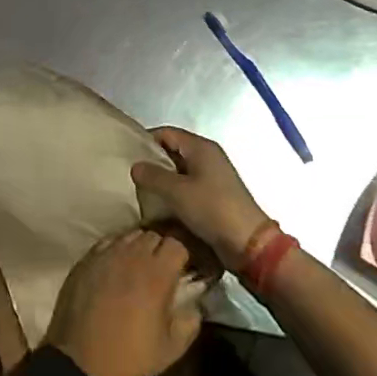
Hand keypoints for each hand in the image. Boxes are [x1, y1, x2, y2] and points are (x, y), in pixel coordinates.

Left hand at [45, 230, 201, 375]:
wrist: (80, 363)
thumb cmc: (130, 357)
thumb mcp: (172, 349)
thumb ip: (191, 321)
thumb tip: (195, 304)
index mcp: (157, 274)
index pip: (177, 244)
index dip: (183, 255)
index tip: (184, 269)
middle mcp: (132, 255)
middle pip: (154, 235)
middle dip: (162, 248)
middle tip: (163, 269)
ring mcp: (106, 254)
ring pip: (130, 235)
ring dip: (139, 247)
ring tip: (139, 266)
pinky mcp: (86, 258)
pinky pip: (107, 242)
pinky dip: (116, 249)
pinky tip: (116, 266)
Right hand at [131, 127, 271, 271]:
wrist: (248, 243)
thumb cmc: (212, 209)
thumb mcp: (177, 192)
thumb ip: (153, 176)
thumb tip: (135, 166)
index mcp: (201, 147)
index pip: (166, 132)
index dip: (147, 140)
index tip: (128, 154)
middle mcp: (207, 156)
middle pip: (173, 149)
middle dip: (153, 161)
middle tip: (132, 174)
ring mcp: (212, 176)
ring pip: (179, 170)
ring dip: (163, 178)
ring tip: (141, 190)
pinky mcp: (214, 195)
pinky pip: (188, 186)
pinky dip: (174, 191)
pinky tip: (159, 204)